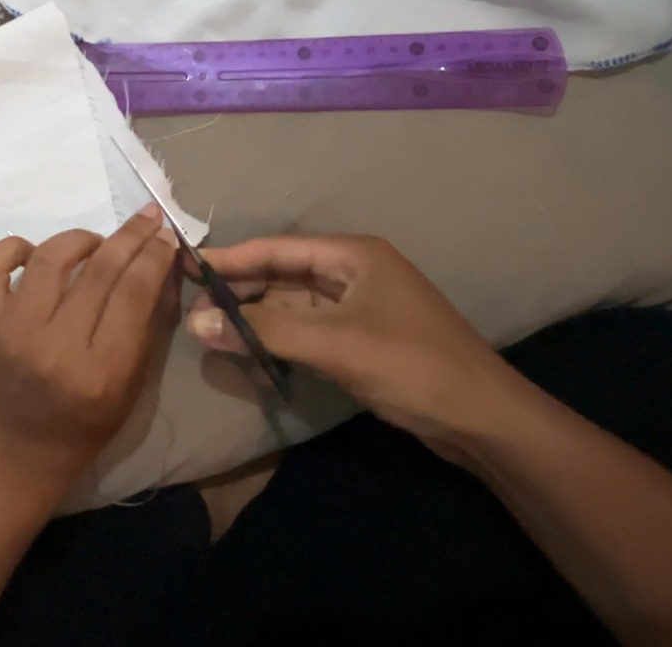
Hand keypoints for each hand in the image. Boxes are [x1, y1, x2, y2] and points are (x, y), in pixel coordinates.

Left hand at [0, 204, 180, 481]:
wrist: (25, 441)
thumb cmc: (90, 417)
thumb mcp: (135, 381)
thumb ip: (151, 322)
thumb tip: (163, 260)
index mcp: (101, 370)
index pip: (133, 293)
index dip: (154, 255)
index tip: (165, 234)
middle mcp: (55, 347)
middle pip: (99, 271)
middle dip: (130, 237)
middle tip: (146, 219)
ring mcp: (14, 330)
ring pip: (49, 258)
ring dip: (80, 239)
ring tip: (95, 244)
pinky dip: (13, 248)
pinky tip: (34, 253)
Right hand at [185, 234, 527, 461]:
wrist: (485, 421)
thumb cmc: (411, 366)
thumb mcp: (333, 345)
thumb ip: (262, 331)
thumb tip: (195, 322)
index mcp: (352, 255)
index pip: (276, 249)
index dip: (230, 257)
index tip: (185, 266)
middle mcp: (354, 272)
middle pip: (283, 273)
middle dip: (240, 289)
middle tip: (192, 303)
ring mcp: (359, 305)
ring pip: (293, 303)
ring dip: (255, 314)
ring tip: (210, 326)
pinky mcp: (362, 337)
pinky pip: (307, 327)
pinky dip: (277, 335)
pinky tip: (249, 345)